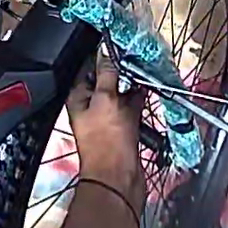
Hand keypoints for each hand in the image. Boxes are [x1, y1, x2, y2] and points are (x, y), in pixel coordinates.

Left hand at [68, 50, 142, 201]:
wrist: (120, 182)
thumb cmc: (107, 142)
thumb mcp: (106, 100)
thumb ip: (107, 75)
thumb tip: (105, 51)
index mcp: (79, 98)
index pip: (89, 70)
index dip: (102, 58)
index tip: (117, 46)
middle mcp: (91, 107)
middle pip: (105, 82)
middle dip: (119, 71)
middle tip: (135, 57)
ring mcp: (108, 119)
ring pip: (120, 96)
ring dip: (131, 86)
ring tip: (144, 71)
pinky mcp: (124, 131)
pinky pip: (131, 110)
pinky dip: (139, 101)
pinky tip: (148, 91)